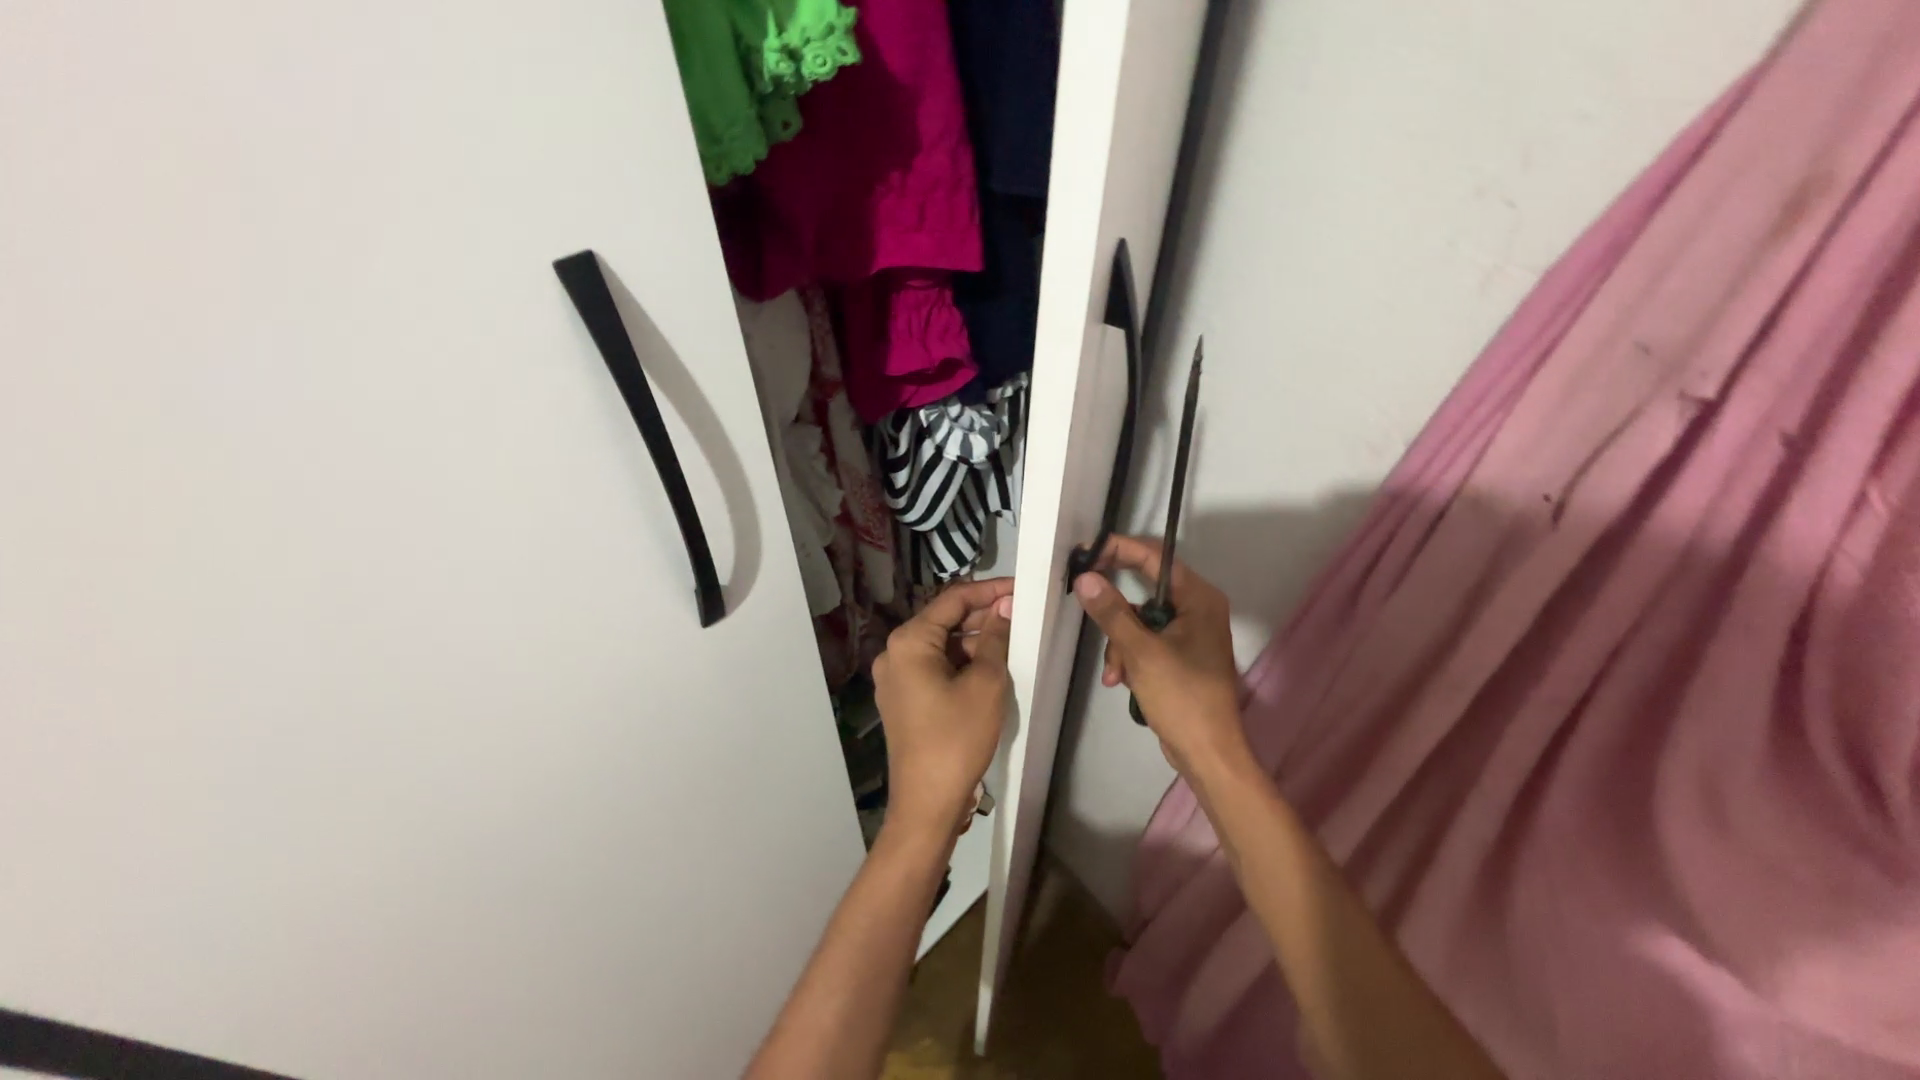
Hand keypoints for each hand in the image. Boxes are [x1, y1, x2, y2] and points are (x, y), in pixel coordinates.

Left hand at [872, 578, 1013, 837]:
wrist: (927, 801)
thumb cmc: (956, 738)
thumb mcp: (986, 683)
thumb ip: (995, 638)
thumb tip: (1004, 607)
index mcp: (909, 641)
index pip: (953, 599)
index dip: (989, 590)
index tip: (1021, 589)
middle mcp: (894, 653)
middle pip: (944, 621)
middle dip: (983, 618)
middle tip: (1022, 617)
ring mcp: (895, 678)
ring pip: (941, 646)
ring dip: (974, 643)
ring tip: (1012, 645)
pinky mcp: (903, 700)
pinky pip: (934, 668)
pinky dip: (961, 665)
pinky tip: (990, 671)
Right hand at [1071, 536, 1247, 776]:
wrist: (1208, 753)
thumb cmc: (1182, 697)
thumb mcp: (1141, 652)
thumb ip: (1112, 612)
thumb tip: (1085, 578)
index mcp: (1199, 598)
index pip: (1155, 557)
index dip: (1119, 550)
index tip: (1084, 554)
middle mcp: (1198, 608)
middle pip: (1145, 587)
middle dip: (1116, 610)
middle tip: (1085, 602)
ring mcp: (1190, 633)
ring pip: (1140, 619)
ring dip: (1119, 642)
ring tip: (1115, 673)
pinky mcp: (1181, 655)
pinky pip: (1146, 641)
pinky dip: (1129, 656)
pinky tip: (1120, 680)